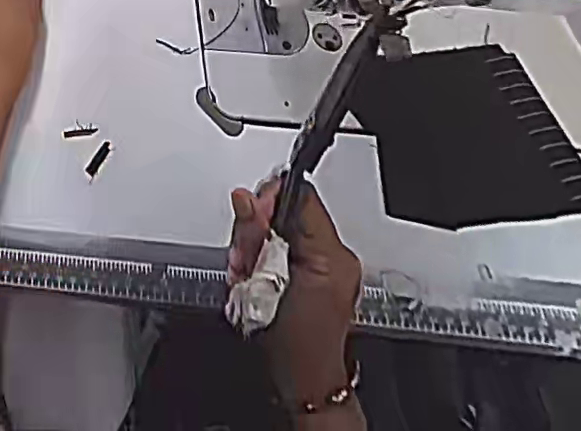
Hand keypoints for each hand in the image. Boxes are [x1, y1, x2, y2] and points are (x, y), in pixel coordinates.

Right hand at [230, 179, 361, 403]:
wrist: (307, 385)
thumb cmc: (296, 345)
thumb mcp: (267, 283)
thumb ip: (258, 234)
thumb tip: (247, 198)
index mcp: (331, 252)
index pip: (299, 195)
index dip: (268, 201)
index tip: (253, 218)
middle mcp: (333, 254)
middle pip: (282, 211)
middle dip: (255, 228)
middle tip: (249, 255)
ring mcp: (324, 264)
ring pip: (277, 228)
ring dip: (253, 245)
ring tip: (249, 270)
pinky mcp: (314, 272)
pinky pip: (281, 245)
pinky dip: (260, 256)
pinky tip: (254, 275)